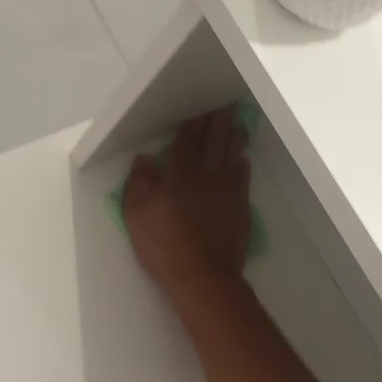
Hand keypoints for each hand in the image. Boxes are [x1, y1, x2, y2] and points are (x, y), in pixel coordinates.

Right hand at [122, 108, 250, 305]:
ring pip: (233, 156)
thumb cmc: (163, 245)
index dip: (193, 125)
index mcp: (180, 174)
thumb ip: (140, 183)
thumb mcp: (137, 215)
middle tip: (225, 106)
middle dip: (218, 123)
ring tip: (238, 123)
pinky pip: (243, 180)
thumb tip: (144, 158)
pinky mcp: (240, 209)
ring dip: (235, 138)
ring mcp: (227, 192)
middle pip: (214, 142)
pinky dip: (243, 166)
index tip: (200, 110)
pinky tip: (244, 159)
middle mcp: (206, 176)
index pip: (187, 142)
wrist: (202, 275)